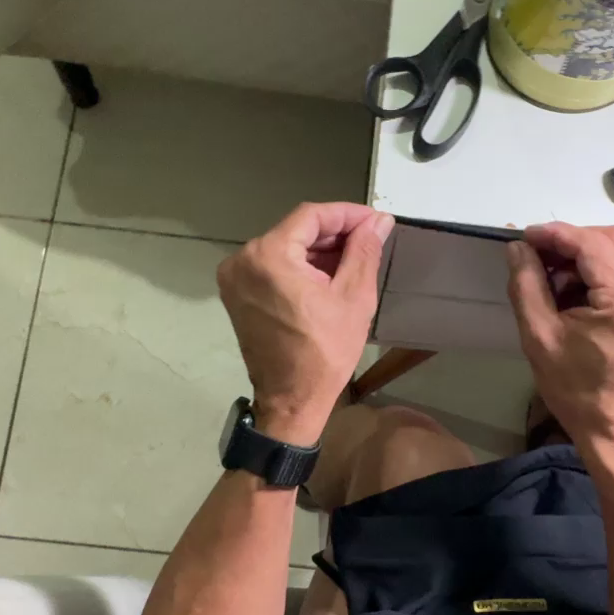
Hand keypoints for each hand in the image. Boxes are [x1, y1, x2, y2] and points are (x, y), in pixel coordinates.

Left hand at [217, 202, 393, 445]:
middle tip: (369, 239)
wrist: (291, 400)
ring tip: (354, 259)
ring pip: (284, 248)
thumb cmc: (325, 353)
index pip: (311, 216)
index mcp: (268, 256)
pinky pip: (272, 267)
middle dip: (334, 233)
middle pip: (295, 230)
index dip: (346, 214)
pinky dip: (299, 266)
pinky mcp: (237, 294)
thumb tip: (379, 221)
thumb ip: (364, 251)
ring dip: (318, 250)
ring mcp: (235, 278)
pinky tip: (327, 274)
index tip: (375, 219)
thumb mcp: (353, 298)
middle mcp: (243, 260)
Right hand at [505, 223, 613, 448]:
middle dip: (575, 239)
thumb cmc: (575, 390)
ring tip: (558, 277)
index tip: (526, 237)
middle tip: (541, 257)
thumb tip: (519, 248)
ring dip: (590, 252)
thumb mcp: (539, 337)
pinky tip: (579, 289)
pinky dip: (605, 267)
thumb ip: (527, 285)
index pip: (593, 245)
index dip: (557, 234)